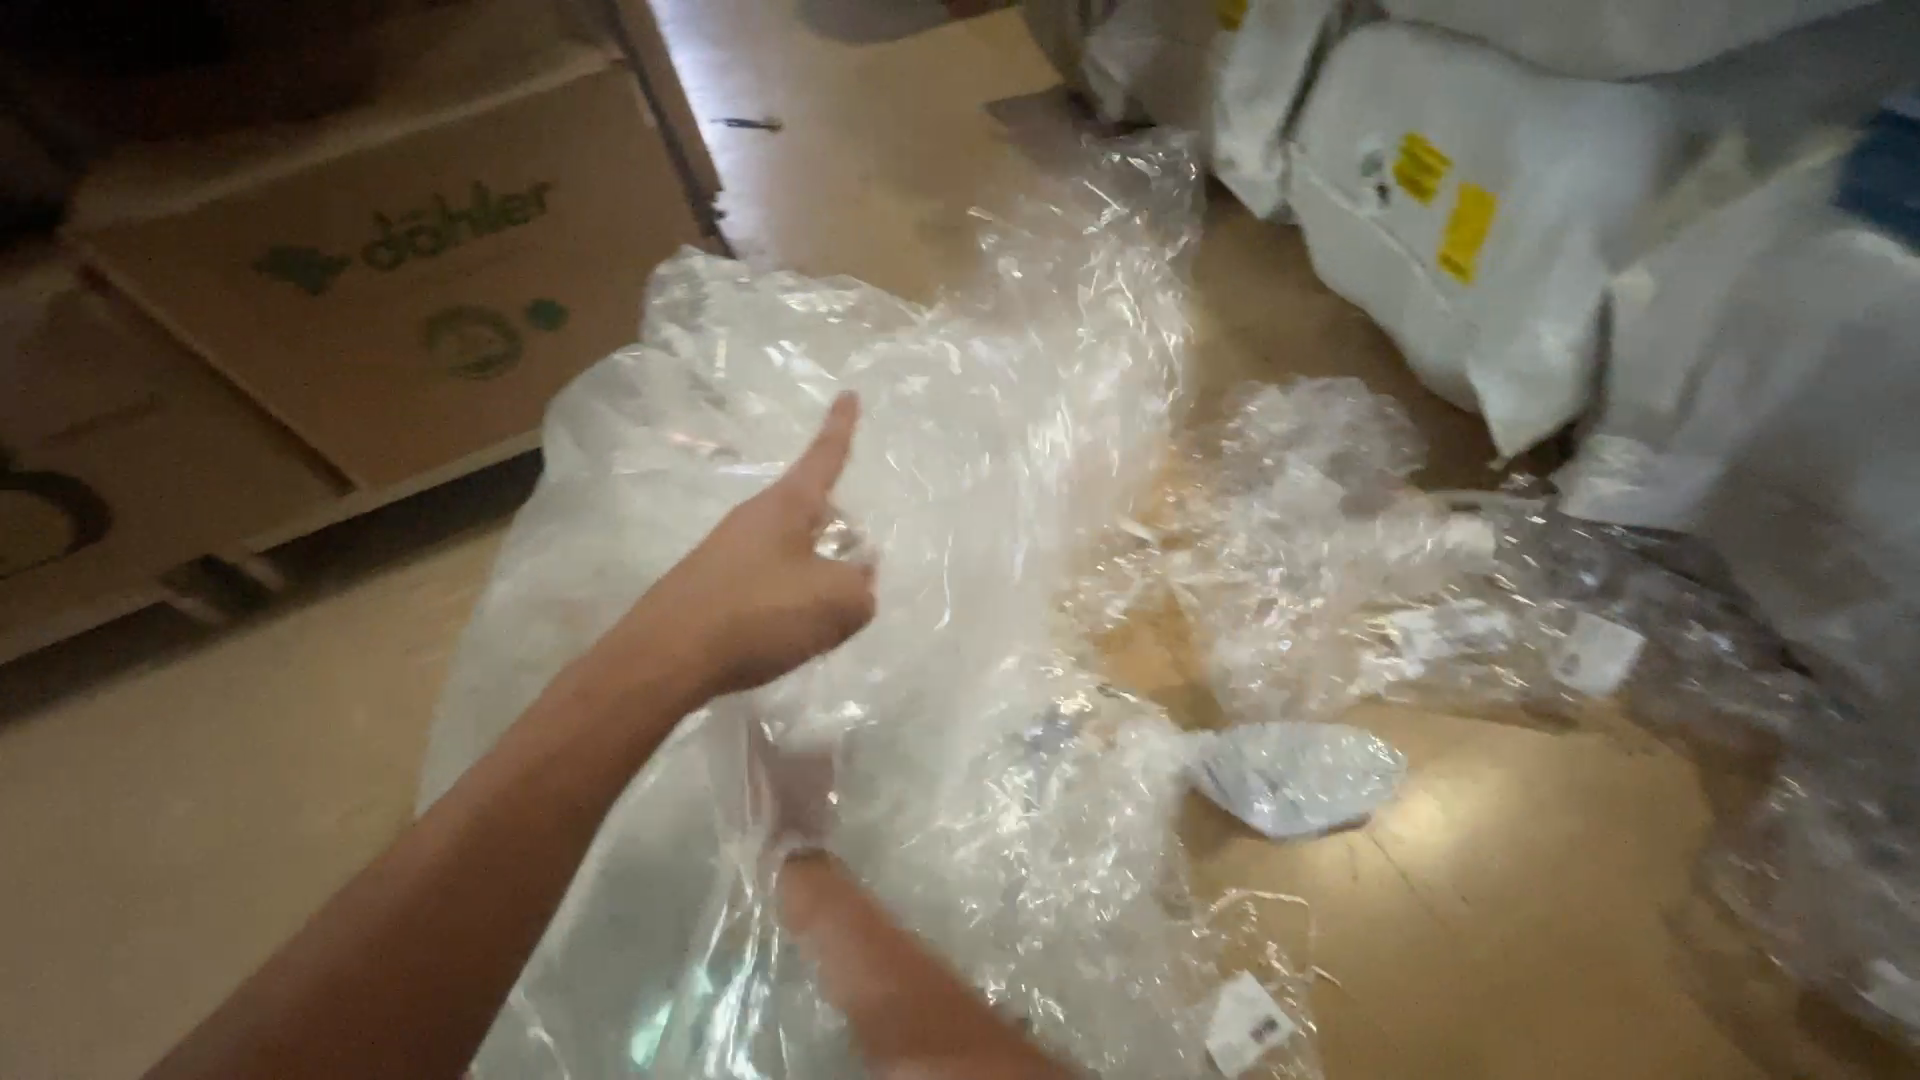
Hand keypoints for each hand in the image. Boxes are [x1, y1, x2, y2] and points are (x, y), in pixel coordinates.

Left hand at [610, 392, 876, 703]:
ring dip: (816, 574)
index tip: (848, 393)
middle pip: (810, 512)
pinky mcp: (713, 589)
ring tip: (827, 616)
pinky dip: (789, 602)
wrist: (666, 657)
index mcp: (786, 507)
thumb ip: (862, 588)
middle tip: (857, 564)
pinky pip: (768, 584)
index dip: (841, 428)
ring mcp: (728, 554)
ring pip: (791, 553)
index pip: (823, 457)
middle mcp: (754, 520)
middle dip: (838, 531)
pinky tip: (791, 636)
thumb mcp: (835, 603)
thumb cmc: (758, 613)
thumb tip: (859, 580)